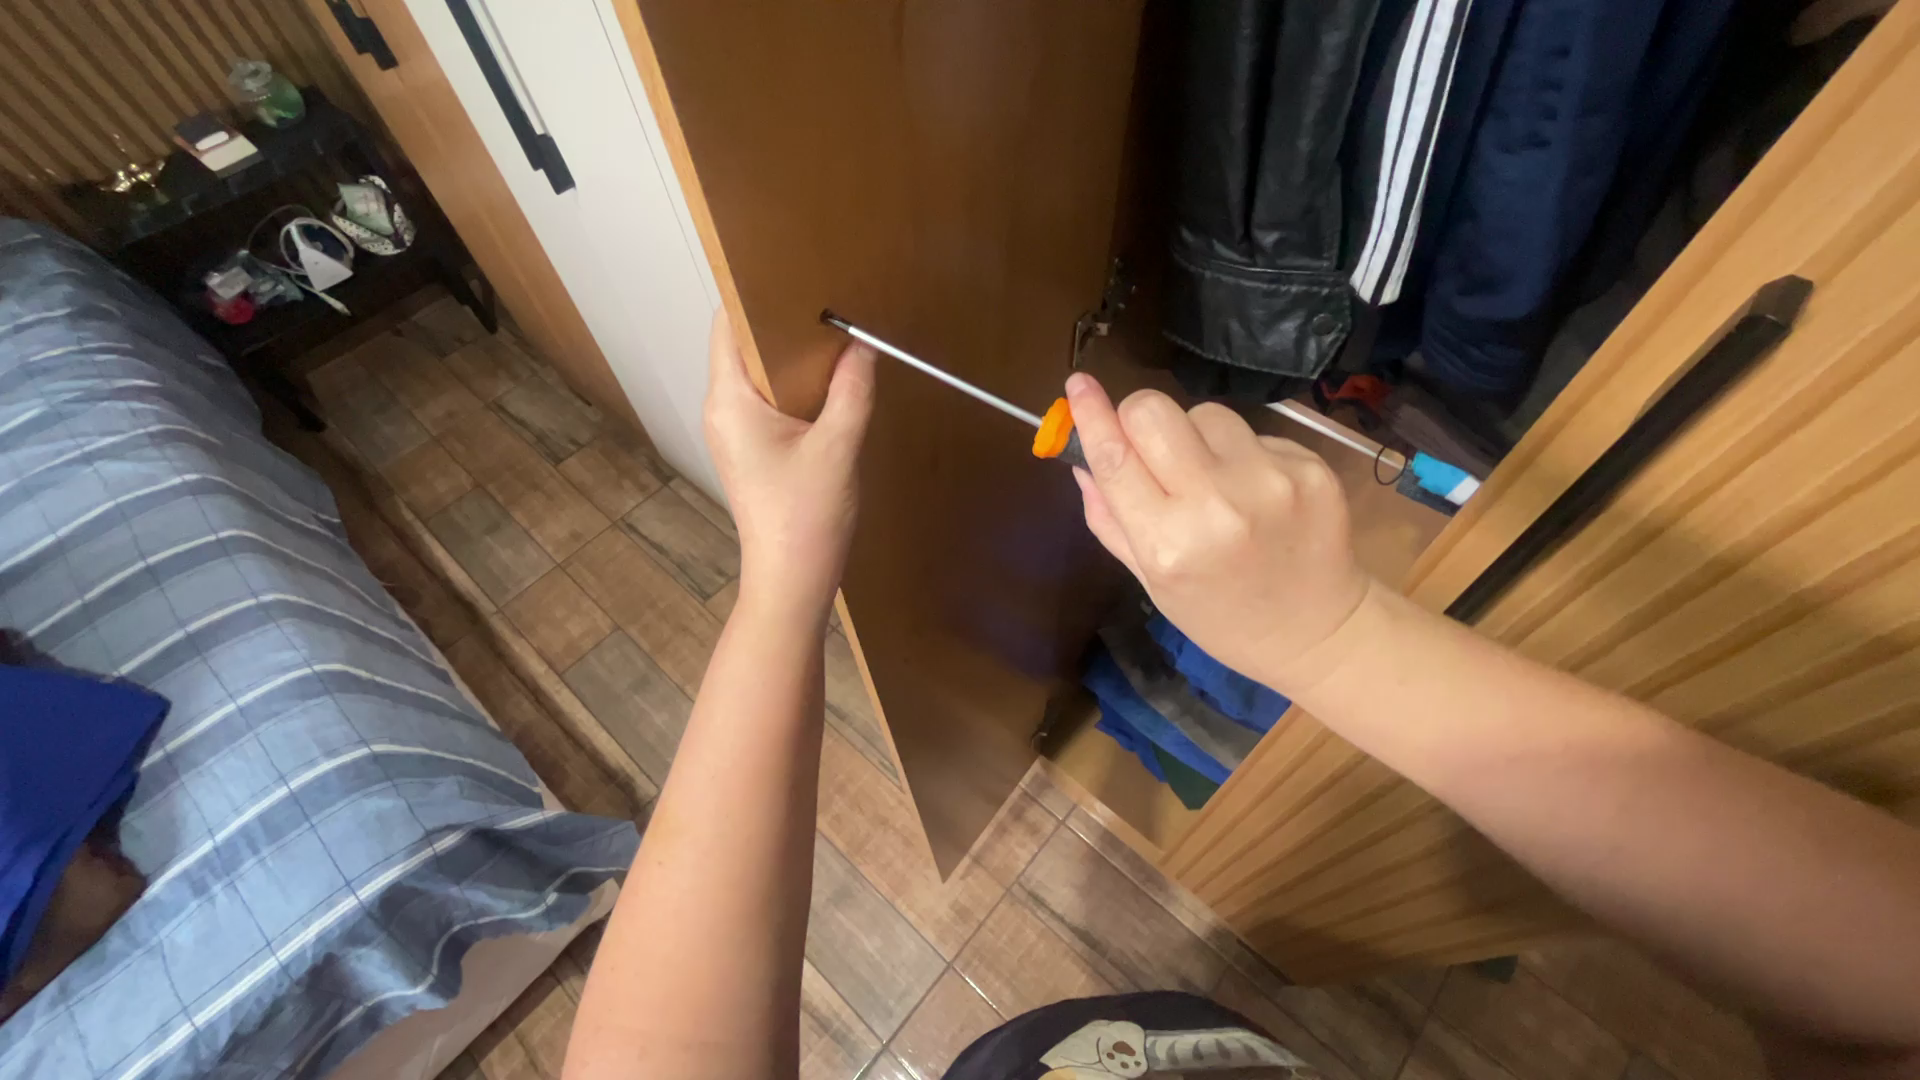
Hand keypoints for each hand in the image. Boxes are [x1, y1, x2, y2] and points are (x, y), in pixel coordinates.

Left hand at [703, 311, 875, 619]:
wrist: (792, 580)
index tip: (797, 276)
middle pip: (743, 346)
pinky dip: (796, 388)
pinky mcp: (752, 451)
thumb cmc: (806, 517)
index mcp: (730, 401)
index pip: (729, 324)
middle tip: (828, 303)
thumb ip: (853, 390)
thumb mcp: (839, 447)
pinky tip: (831, 385)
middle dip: (783, 324)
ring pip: (759, 375)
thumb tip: (863, 345)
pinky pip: (769, 402)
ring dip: (793, 358)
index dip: (757, 294)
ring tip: (835, 338)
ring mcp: (735, 432)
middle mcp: (722, 410)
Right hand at [1066, 373, 1373, 692]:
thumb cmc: (1218, 614)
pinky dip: (1241, 452)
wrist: (1317, 630)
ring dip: (1195, 436)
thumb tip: (1082, 459)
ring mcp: (1270, 480)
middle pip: (1154, 411)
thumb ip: (1109, 518)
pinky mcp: (1308, 466)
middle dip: (1139, 417)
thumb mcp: (1149, 580)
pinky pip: (1252, 432)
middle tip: (1148, 444)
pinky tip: (1254, 490)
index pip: (1115, 458)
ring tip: (1214, 479)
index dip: (1090, 415)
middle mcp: (1217, 505)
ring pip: (1205, 413)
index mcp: (1167, 543)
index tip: (1077, 384)